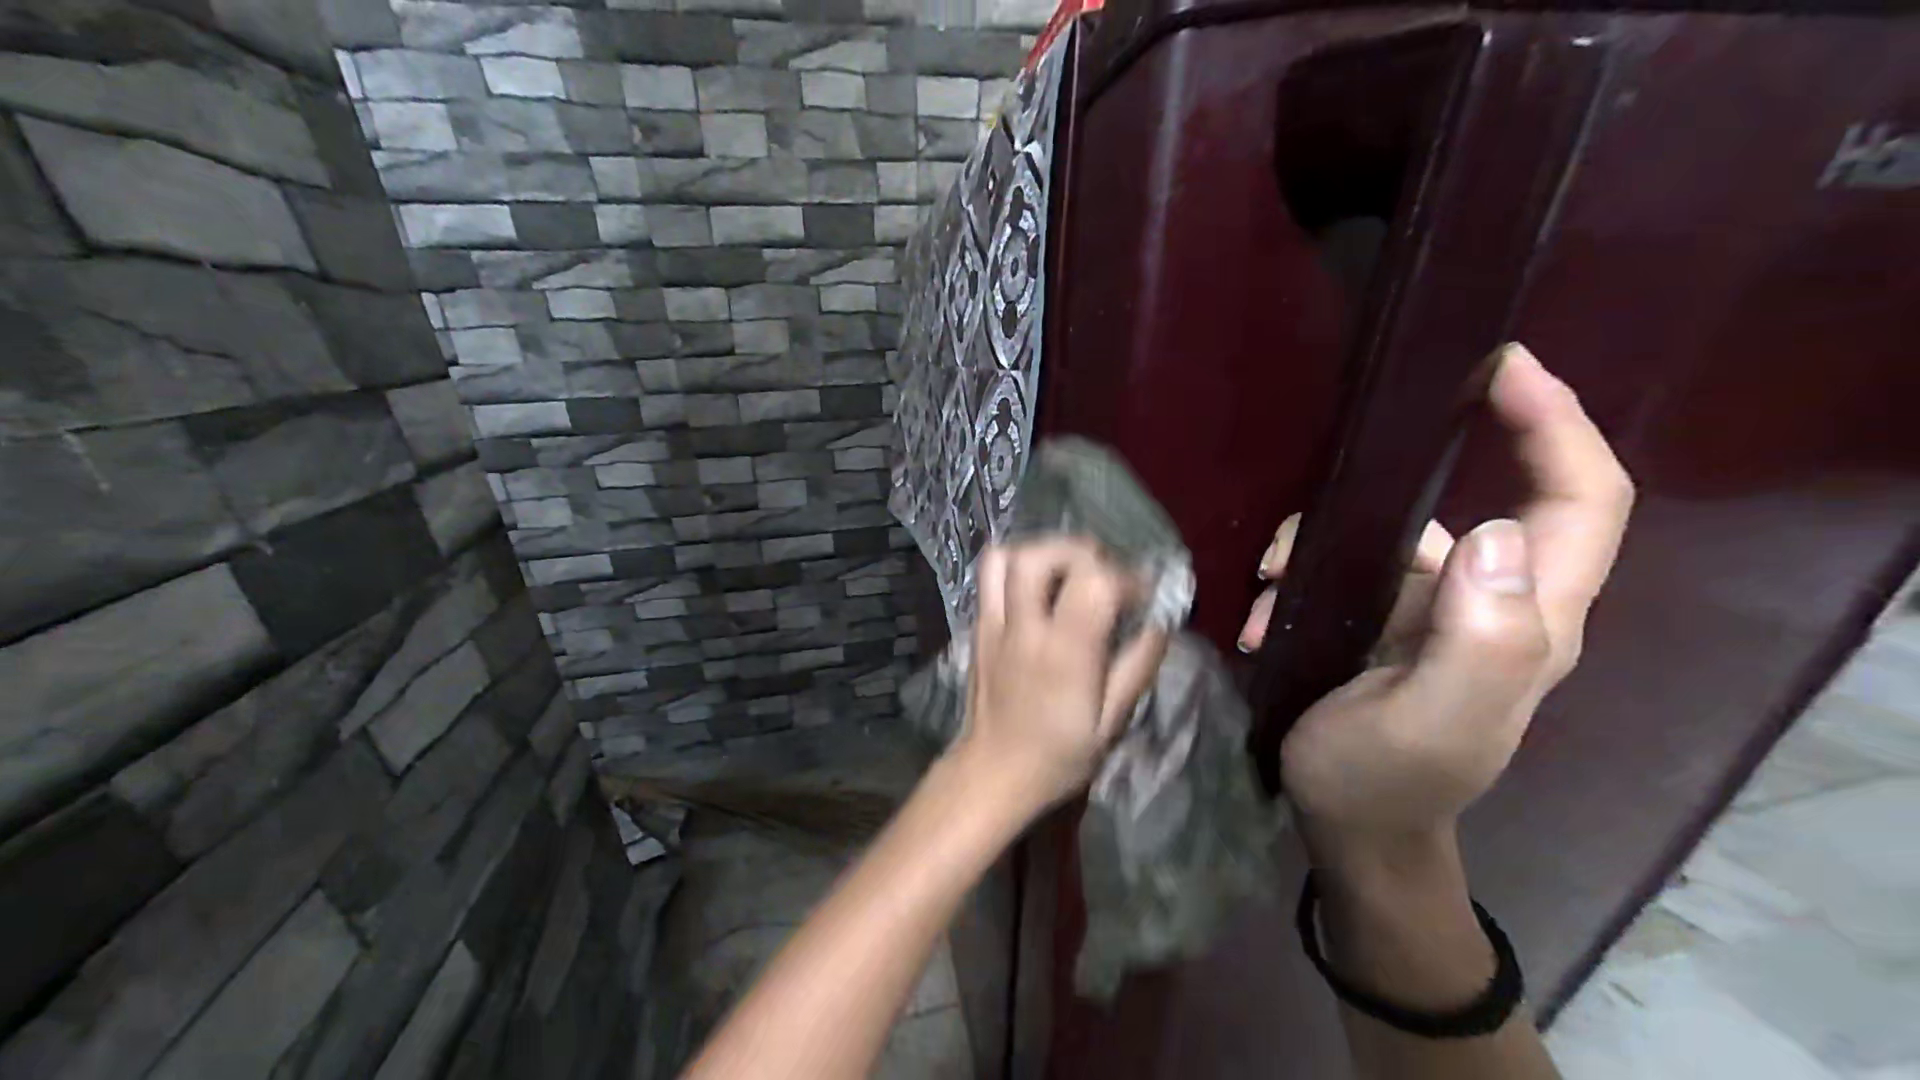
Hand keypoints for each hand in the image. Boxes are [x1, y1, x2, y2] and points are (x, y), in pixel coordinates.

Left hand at [953, 538, 1168, 817]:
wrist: (992, 773)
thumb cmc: (1058, 755)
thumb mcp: (1112, 723)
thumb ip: (1137, 668)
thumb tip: (1161, 624)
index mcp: (1064, 654)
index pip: (1093, 583)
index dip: (1124, 578)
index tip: (1140, 597)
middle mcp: (1024, 629)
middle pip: (1040, 556)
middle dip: (1080, 551)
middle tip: (1103, 572)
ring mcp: (993, 624)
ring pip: (1006, 556)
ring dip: (1043, 551)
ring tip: (1068, 572)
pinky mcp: (977, 627)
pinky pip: (989, 577)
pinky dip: (1016, 565)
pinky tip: (1039, 587)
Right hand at [1240, 344, 1633, 867]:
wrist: (1349, 825)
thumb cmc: (1386, 778)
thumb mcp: (1432, 725)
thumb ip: (1479, 642)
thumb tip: (1489, 531)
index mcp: (1528, 621)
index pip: (1581, 501)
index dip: (1555, 426)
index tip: (1501, 367)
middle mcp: (1492, 603)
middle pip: (1477, 504)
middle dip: (1390, 492)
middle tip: (1319, 511)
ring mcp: (1435, 611)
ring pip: (1387, 534)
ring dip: (1316, 547)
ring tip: (1264, 589)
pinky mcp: (1385, 618)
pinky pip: (1344, 565)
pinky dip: (1297, 577)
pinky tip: (1262, 615)